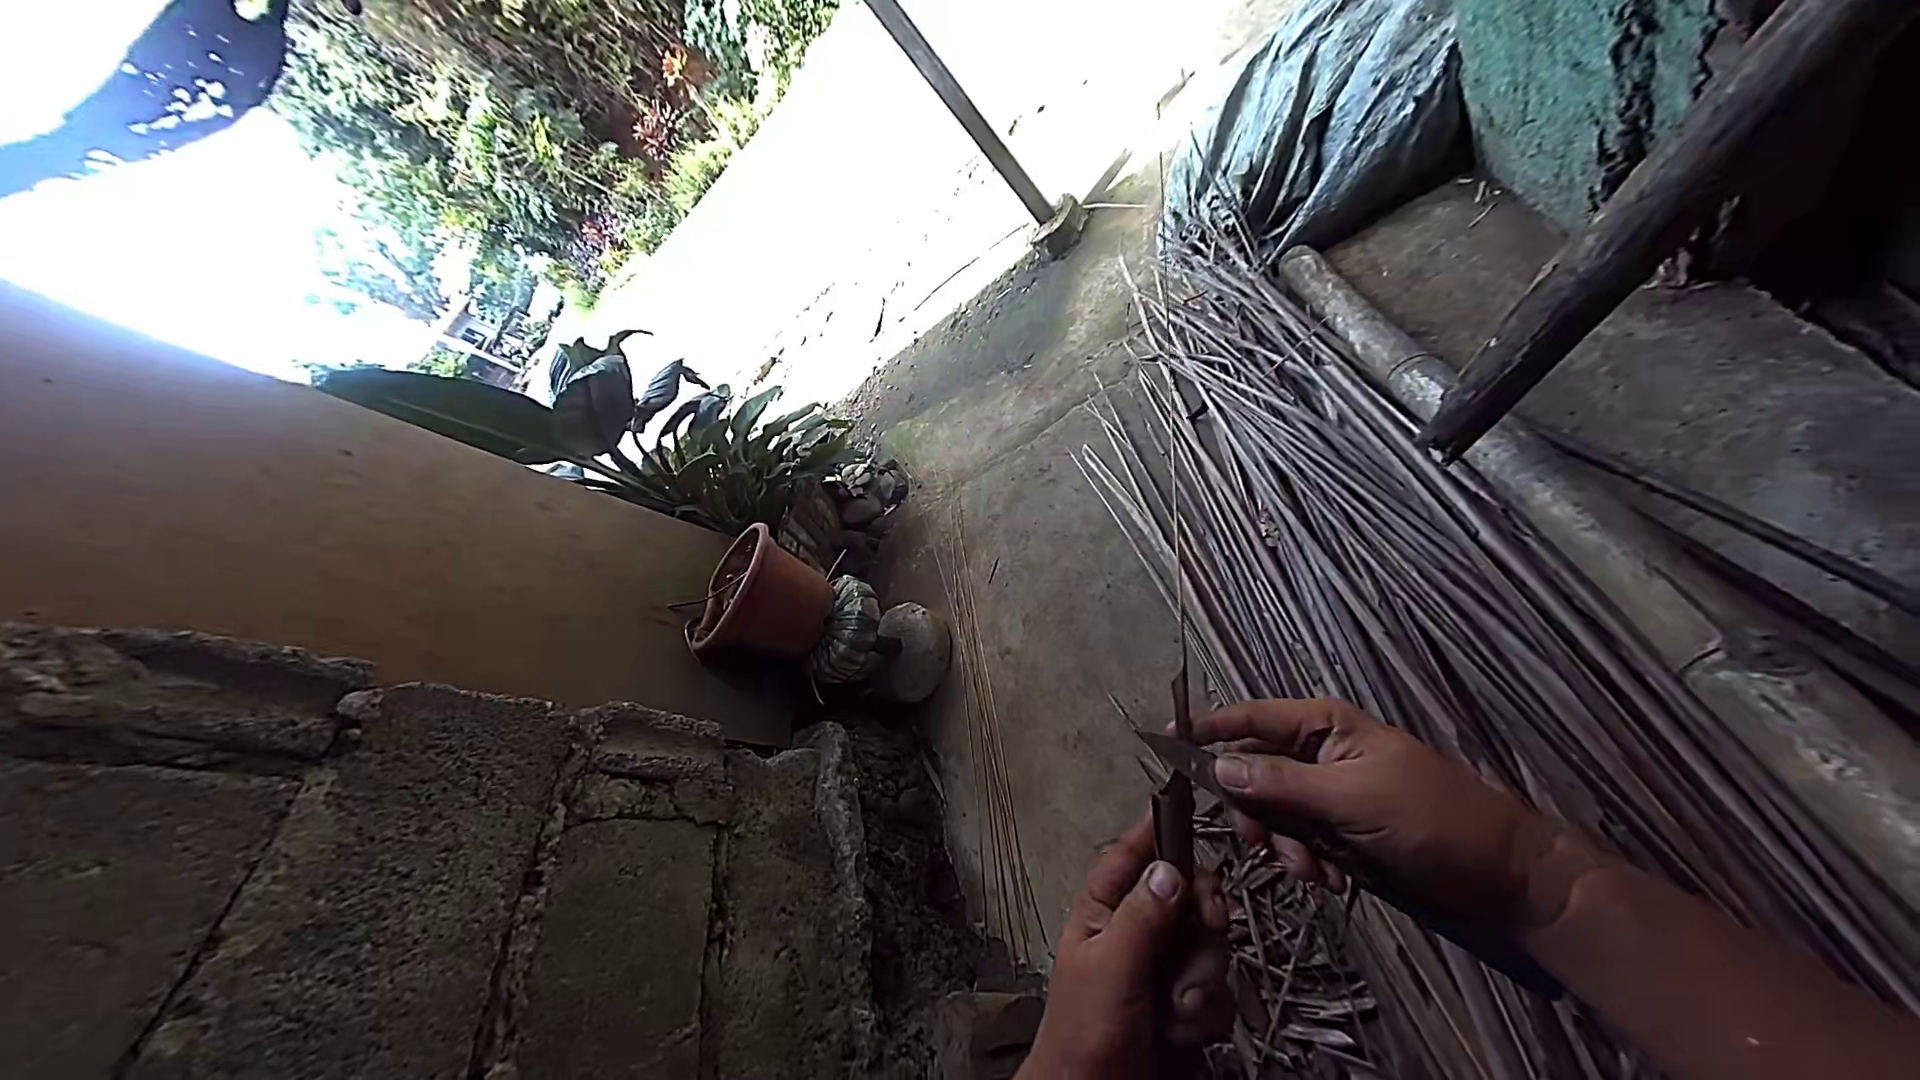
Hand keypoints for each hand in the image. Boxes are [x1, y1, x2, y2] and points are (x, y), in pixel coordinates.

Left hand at [1018, 814, 1230, 1079]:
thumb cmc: (1082, 1035)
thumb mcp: (1110, 969)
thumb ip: (1141, 919)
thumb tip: (1168, 871)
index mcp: (1104, 908)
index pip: (1132, 854)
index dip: (1157, 830)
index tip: (1185, 810)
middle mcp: (1138, 928)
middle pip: (1188, 893)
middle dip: (1201, 921)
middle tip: (1203, 931)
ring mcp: (1164, 963)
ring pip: (1210, 943)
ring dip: (1201, 982)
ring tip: (1173, 1008)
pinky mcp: (1188, 997)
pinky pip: (1220, 987)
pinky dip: (1207, 1012)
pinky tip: (1180, 1028)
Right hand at [1192, 699, 1590, 932]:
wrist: (1506, 877)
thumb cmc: (1431, 817)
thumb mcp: (1351, 797)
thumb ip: (1280, 782)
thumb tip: (1217, 766)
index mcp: (1320, 725)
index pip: (1249, 716)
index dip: (1207, 726)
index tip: (1167, 738)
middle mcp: (1314, 752)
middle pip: (1252, 770)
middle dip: (1255, 811)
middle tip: (1261, 844)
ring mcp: (1324, 790)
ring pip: (1270, 809)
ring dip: (1282, 843)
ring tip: (1314, 872)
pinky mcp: (1335, 826)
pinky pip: (1295, 836)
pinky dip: (1304, 858)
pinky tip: (1333, 878)